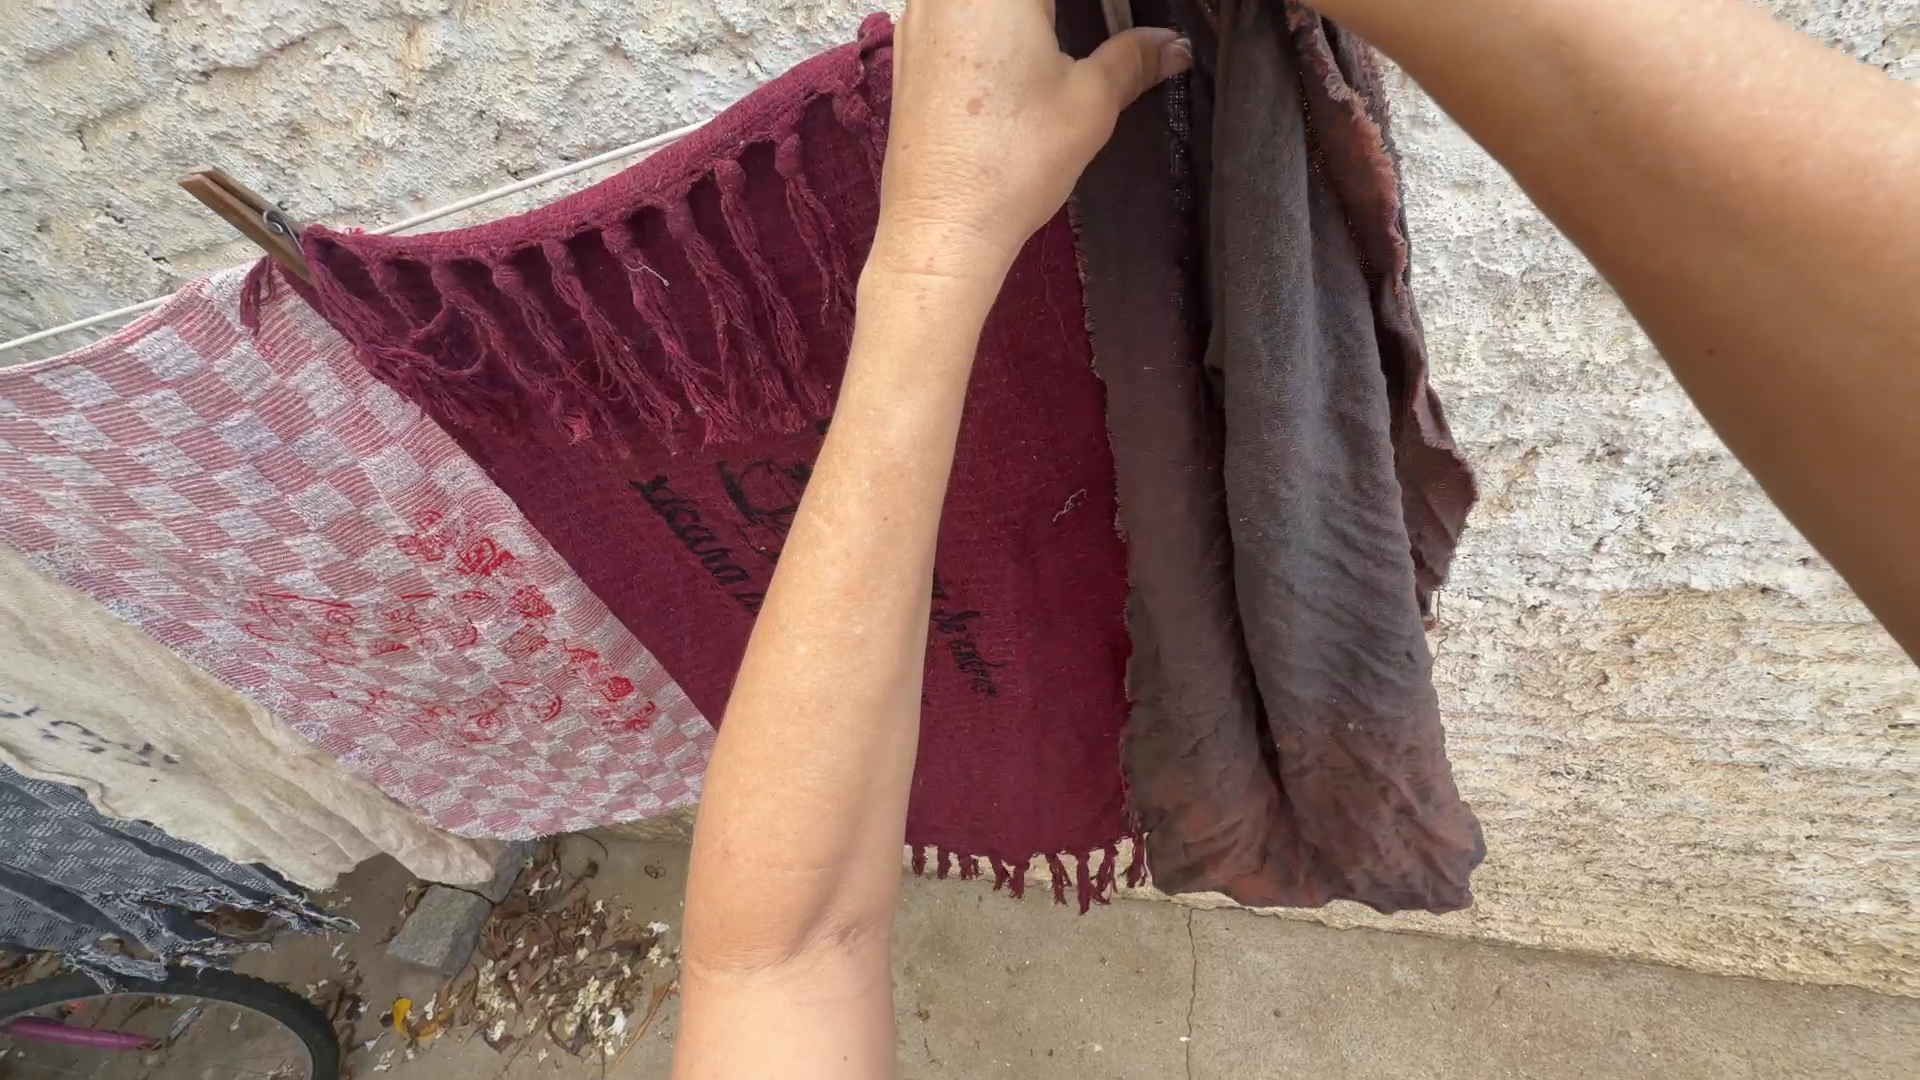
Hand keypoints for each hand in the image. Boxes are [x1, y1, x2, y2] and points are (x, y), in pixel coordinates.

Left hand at [871, 0, 1190, 284]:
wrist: (943, 229)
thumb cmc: (1016, 164)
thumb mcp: (1088, 105)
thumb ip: (1132, 58)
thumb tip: (1175, 44)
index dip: (1100, 7)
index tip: (1121, 19)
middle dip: (1059, 14)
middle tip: (1096, 28)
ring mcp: (918, 15)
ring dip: (1022, 17)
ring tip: (1052, 43)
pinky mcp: (906, 53)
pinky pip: (951, 10)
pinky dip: (985, 20)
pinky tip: (1009, 55)